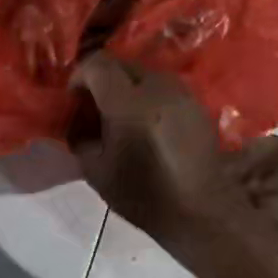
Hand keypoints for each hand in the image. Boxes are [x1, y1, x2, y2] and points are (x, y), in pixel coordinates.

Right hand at [69, 54, 277, 253]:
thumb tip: (79, 119)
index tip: (75, 100)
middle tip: (94, 108)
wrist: (201, 213)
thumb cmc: (143, 195)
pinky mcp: (196, 102)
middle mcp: (158, 88)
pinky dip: (147, 96)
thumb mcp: (95, 170)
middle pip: (121, 64)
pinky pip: (163, 87)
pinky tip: (147, 123)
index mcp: (129, 103)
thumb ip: (80, 136)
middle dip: (102, 80)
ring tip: (121, 116)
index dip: (79, 76)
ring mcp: (181, 93)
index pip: (97, 64)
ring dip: (126, 86)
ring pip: (143, 73)